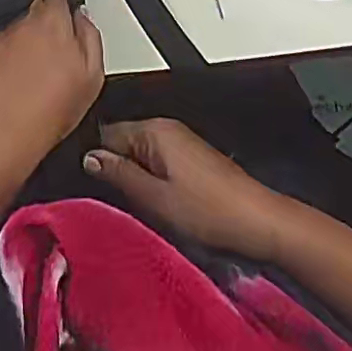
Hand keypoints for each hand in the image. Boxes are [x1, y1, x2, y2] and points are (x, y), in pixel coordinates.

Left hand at [0, 0, 103, 168]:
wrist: (8, 126)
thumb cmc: (52, 106)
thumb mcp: (93, 75)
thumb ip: (91, 37)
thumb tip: (84, 18)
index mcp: (55, 20)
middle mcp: (26, 19)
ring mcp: (4, 31)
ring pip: (17, 13)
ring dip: (24, 16)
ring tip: (34, 42)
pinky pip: (2, 33)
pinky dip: (10, 39)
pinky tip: (17, 60)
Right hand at [82, 118, 277, 255]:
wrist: (262, 222)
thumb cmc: (212, 211)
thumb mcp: (154, 198)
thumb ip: (118, 174)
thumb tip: (90, 159)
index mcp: (152, 131)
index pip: (105, 135)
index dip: (99, 162)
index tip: (101, 187)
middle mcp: (166, 128)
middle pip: (123, 143)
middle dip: (120, 171)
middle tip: (128, 200)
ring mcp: (181, 141)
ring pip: (141, 155)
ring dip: (139, 178)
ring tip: (150, 205)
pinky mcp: (192, 157)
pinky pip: (159, 162)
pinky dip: (156, 181)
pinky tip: (167, 204)